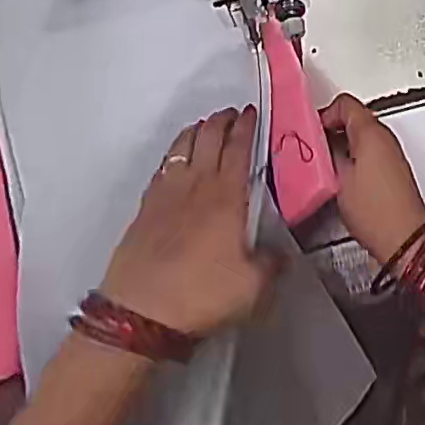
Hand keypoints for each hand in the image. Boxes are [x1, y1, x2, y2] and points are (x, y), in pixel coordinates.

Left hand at [99, 106, 277, 337]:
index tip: (251, 113)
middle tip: (232, 114)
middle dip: (222, 119)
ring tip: (206, 126)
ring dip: (198, 129)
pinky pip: (164, 164)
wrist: (140, 312)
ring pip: (184, 144)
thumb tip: (284, 254)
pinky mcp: (146, 204)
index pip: (238, 147)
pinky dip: (175, 152)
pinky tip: (177, 158)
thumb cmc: (202, 294)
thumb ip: (272, 266)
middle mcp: (197, 183)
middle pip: (209, 136)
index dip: (246, 126)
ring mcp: (168, 190)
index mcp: (226, 194)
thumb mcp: (252, 289)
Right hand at [320, 95, 424, 262]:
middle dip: (332, 129)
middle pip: (354, 117)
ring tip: (328, 165)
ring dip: (343, 144)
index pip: (344, 103)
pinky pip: (371, 151)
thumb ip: (327, 153)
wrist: (405, 240)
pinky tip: (344, 178)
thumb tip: (321, 144)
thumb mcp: (338, 180)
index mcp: (370, 132)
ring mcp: (392, 153)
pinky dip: (356, 157)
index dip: (325, 114)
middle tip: (317, 146)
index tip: (313, 129)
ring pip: (362, 135)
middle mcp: (385, 137)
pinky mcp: (394, 169)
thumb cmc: (377, 212)